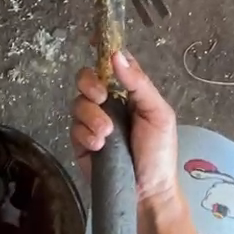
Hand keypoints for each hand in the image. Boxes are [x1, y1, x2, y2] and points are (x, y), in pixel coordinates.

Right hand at [71, 50, 180, 207]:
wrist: (146, 193)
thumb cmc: (159, 152)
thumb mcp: (158, 114)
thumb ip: (139, 84)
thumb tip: (115, 55)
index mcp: (129, 91)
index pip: (113, 62)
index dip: (103, 49)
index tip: (94, 41)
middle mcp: (108, 101)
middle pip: (87, 77)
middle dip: (89, 84)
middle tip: (101, 97)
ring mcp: (92, 120)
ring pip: (77, 102)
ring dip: (92, 117)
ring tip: (106, 135)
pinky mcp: (81, 140)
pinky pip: (73, 127)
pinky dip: (85, 135)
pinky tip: (98, 147)